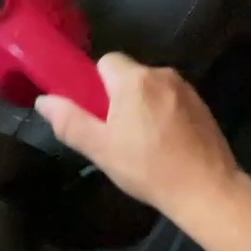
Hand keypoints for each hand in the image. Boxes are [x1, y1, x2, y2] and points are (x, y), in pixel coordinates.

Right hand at [34, 53, 245, 224]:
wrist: (206, 189)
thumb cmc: (149, 169)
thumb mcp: (101, 149)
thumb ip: (70, 121)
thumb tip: (43, 101)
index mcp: (135, 80)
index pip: (106, 62)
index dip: (96, 85)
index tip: (98, 114)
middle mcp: (162, 74)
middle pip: (130, 75)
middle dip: (119, 98)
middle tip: (118, 135)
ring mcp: (186, 89)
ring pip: (152, 89)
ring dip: (143, 107)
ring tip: (144, 144)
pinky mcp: (203, 105)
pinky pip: (172, 101)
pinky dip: (164, 115)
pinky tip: (166, 145)